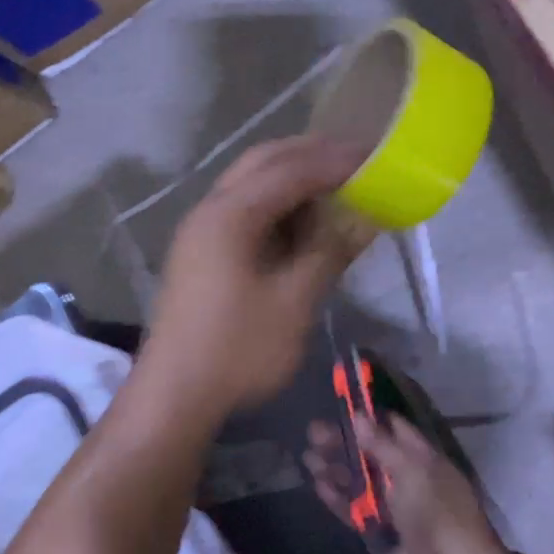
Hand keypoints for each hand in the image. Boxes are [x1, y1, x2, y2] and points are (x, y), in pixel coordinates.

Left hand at [141, 136, 376, 414]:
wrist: (175, 396)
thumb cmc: (238, 351)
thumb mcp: (294, 302)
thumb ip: (330, 251)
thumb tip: (366, 216)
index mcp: (230, 214)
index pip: (291, 168)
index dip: (337, 160)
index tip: (378, 157)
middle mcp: (209, 211)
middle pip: (263, 163)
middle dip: (311, 156)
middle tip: (358, 162)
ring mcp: (200, 233)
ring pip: (251, 186)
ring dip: (294, 180)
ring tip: (339, 189)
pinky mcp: (200, 256)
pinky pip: (243, 212)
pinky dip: (278, 207)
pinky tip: (305, 225)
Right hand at [304, 415, 513, 553]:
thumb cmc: (438, 513)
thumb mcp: (412, 471)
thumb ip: (382, 444)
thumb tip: (359, 415)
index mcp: (421, 458)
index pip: (392, 428)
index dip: (368, 415)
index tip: (339, 404)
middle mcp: (404, 477)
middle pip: (368, 453)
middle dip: (342, 442)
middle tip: (313, 433)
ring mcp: (389, 506)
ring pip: (356, 480)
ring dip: (334, 468)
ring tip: (309, 457)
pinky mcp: (376, 531)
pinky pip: (352, 509)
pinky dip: (336, 497)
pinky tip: (317, 485)